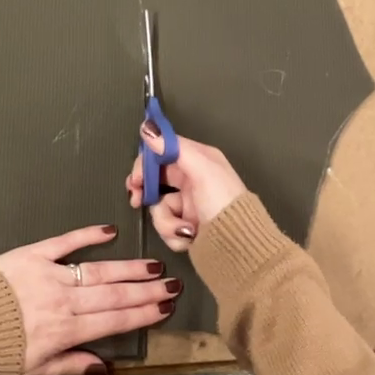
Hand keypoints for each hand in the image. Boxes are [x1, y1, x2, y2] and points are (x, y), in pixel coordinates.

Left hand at [0, 224, 178, 374]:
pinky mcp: (31, 255)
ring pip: (97, 270)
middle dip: (146, 290)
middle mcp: (64, 301)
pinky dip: (87, 235)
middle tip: (173, 284)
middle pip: (113, 294)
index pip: (113, 321)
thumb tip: (106, 367)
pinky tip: (110, 231)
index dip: (142, 314)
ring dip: (128, 268)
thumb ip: (69, 367)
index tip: (166, 308)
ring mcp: (49, 274)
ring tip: (154, 265)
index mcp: (65, 331)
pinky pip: (65, 242)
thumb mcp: (30, 374)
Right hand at [126, 130, 247, 252]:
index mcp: (200, 160)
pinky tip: (189, 236)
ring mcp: (189, 204)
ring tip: (184, 228)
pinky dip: (174, 235)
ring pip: (159, 208)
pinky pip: (167, 227)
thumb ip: (175, 149)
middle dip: (146, 193)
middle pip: (156, 180)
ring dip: (167, 221)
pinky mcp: (186, 226)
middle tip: (137, 200)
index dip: (146, 163)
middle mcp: (193, 180)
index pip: (164, 152)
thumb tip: (148, 128)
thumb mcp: (203, 171)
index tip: (135, 178)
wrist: (238, 247)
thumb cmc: (224, 204)